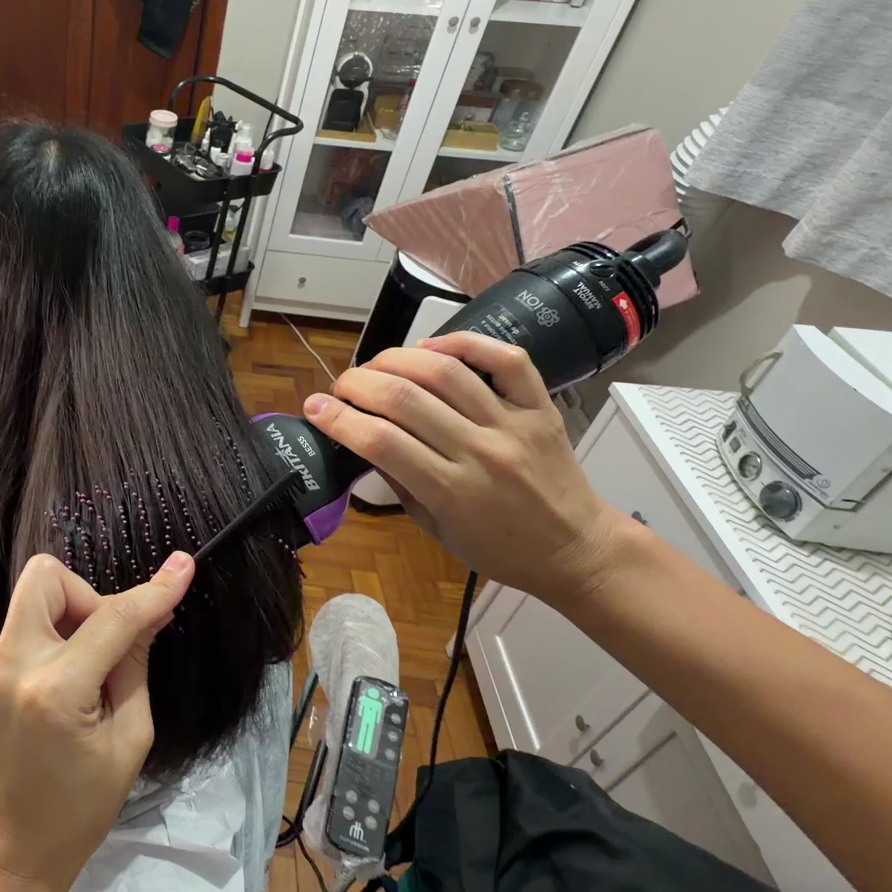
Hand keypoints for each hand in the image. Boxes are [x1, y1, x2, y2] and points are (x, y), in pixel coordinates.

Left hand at [0, 551, 194, 891]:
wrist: (13, 844)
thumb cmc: (82, 803)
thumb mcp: (130, 737)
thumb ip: (135, 663)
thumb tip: (152, 609)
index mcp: (53, 691)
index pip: (110, 619)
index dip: (152, 591)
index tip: (182, 566)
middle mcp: (9, 665)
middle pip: (45, 577)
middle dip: (86, 593)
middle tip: (107, 639)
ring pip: (33, 599)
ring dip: (69, 619)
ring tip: (87, 672)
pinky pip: (23, 629)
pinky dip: (51, 643)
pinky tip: (62, 689)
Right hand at [302, 332, 632, 606]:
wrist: (577, 550)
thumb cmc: (499, 549)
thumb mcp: (435, 529)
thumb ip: (399, 483)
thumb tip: (362, 440)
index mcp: (450, 491)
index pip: (380, 441)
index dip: (337, 418)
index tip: (314, 407)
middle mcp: (480, 451)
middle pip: (404, 398)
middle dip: (357, 383)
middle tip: (342, 386)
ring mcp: (513, 425)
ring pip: (446, 371)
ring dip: (397, 358)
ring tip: (377, 365)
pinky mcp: (541, 407)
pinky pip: (506, 359)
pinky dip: (465, 342)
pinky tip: (432, 346)